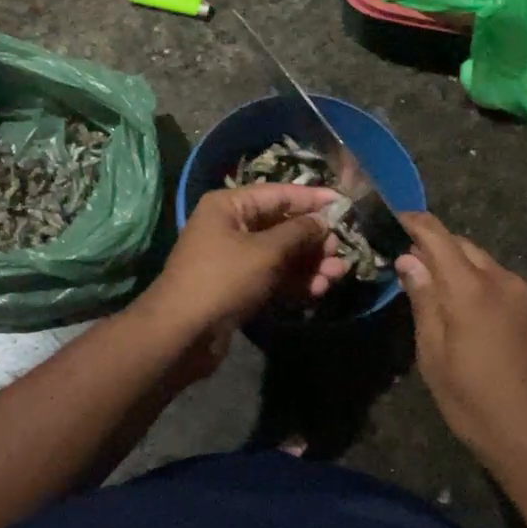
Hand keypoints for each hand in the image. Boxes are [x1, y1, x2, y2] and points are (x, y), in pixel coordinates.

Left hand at [135, 184, 348, 335]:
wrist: (182, 333)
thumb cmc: (223, 279)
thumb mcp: (265, 252)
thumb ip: (298, 233)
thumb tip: (322, 221)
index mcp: (229, 206)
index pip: (278, 194)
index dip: (312, 198)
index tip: (344, 203)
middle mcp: (231, 227)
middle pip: (281, 225)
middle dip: (314, 239)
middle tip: (341, 251)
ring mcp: (234, 258)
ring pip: (281, 254)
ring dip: (310, 264)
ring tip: (338, 274)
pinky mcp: (239, 287)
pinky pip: (274, 277)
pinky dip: (296, 281)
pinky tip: (320, 289)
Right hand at [395, 213, 526, 459]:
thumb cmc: (480, 407)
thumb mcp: (436, 359)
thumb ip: (424, 303)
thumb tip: (409, 261)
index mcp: (471, 288)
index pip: (436, 234)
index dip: (412, 221)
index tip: (392, 220)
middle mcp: (503, 280)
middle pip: (463, 246)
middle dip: (435, 247)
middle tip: (409, 265)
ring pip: (485, 264)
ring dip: (460, 267)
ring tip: (438, 291)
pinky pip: (504, 284)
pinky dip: (482, 285)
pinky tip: (472, 314)